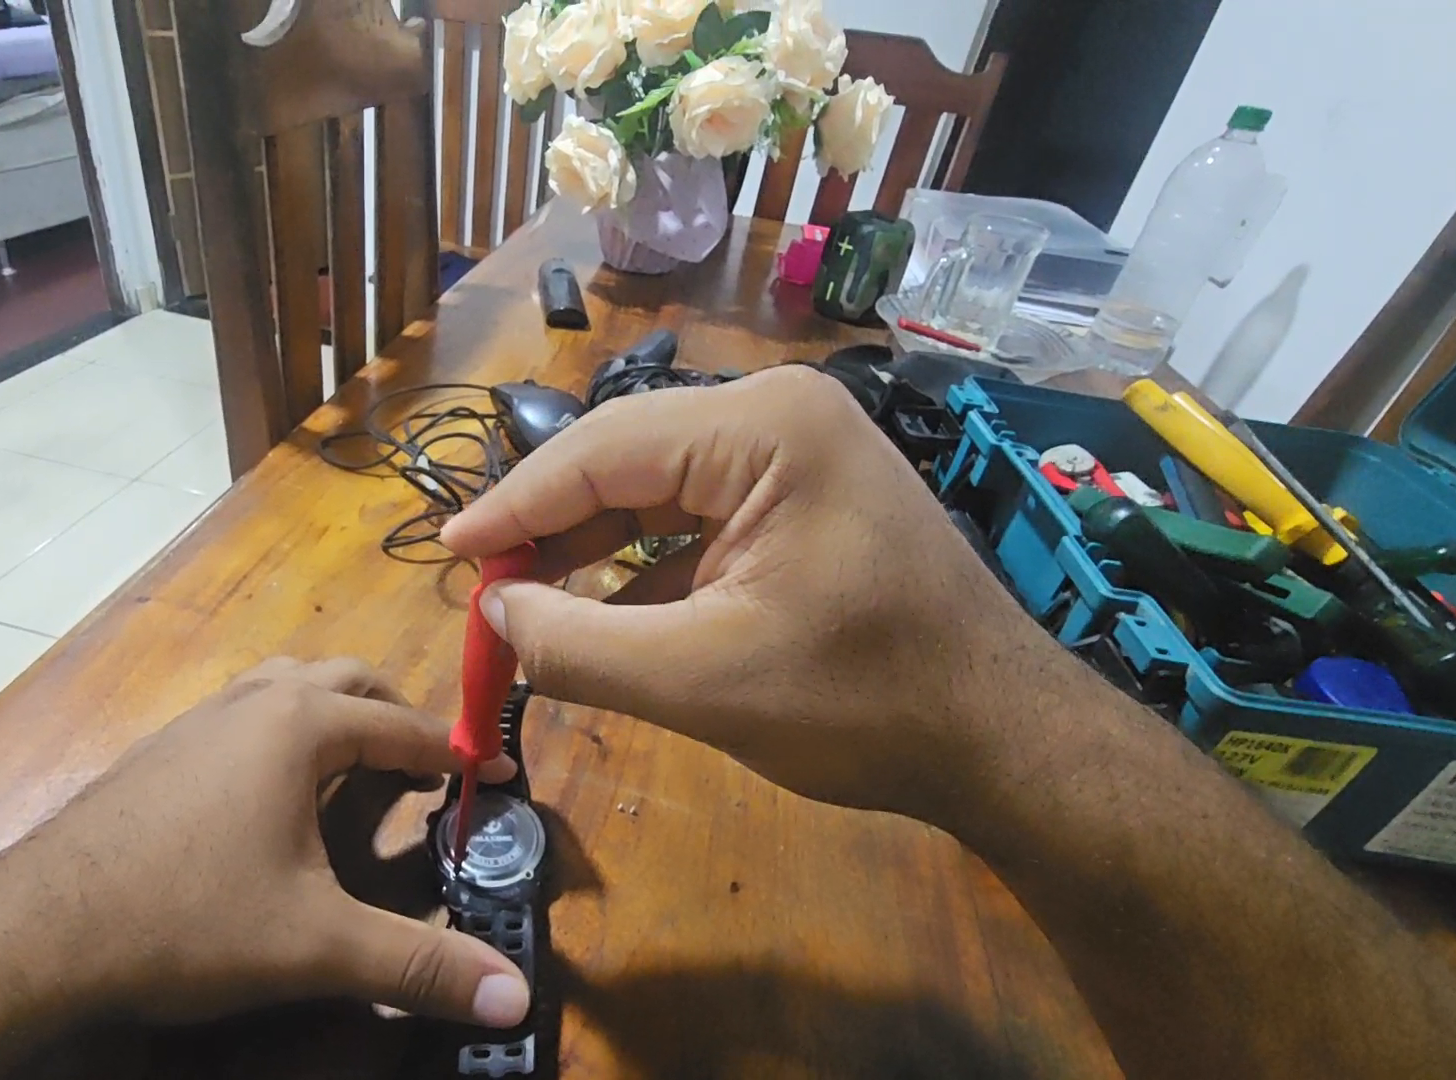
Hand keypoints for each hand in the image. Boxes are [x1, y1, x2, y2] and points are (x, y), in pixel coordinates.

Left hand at [7, 657, 528, 1027]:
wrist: (32, 933)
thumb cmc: (187, 919)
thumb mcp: (315, 943)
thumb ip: (418, 966)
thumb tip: (515, 1001)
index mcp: (303, 723)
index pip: (406, 727)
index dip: (459, 754)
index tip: (499, 776)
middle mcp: (260, 700)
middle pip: (354, 681)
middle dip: (399, 718)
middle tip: (425, 772)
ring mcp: (208, 715)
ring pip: (296, 682)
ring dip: (342, 711)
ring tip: (360, 765)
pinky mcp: (171, 741)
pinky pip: (253, 706)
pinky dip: (292, 724)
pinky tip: (279, 784)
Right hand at [439, 366, 1071, 821]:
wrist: (1004, 740)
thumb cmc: (866, 705)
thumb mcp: (703, 682)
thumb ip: (577, 647)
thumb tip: (492, 614)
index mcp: (763, 428)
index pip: (600, 451)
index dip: (514, 504)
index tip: (451, 551)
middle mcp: (775, 416)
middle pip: (623, 461)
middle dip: (548, 525)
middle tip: (483, 582)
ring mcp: (790, 455)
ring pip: (651, 491)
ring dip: (588, 547)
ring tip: (523, 596)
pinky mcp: (794, 500)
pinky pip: (691, 520)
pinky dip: (638, 566)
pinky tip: (596, 610)